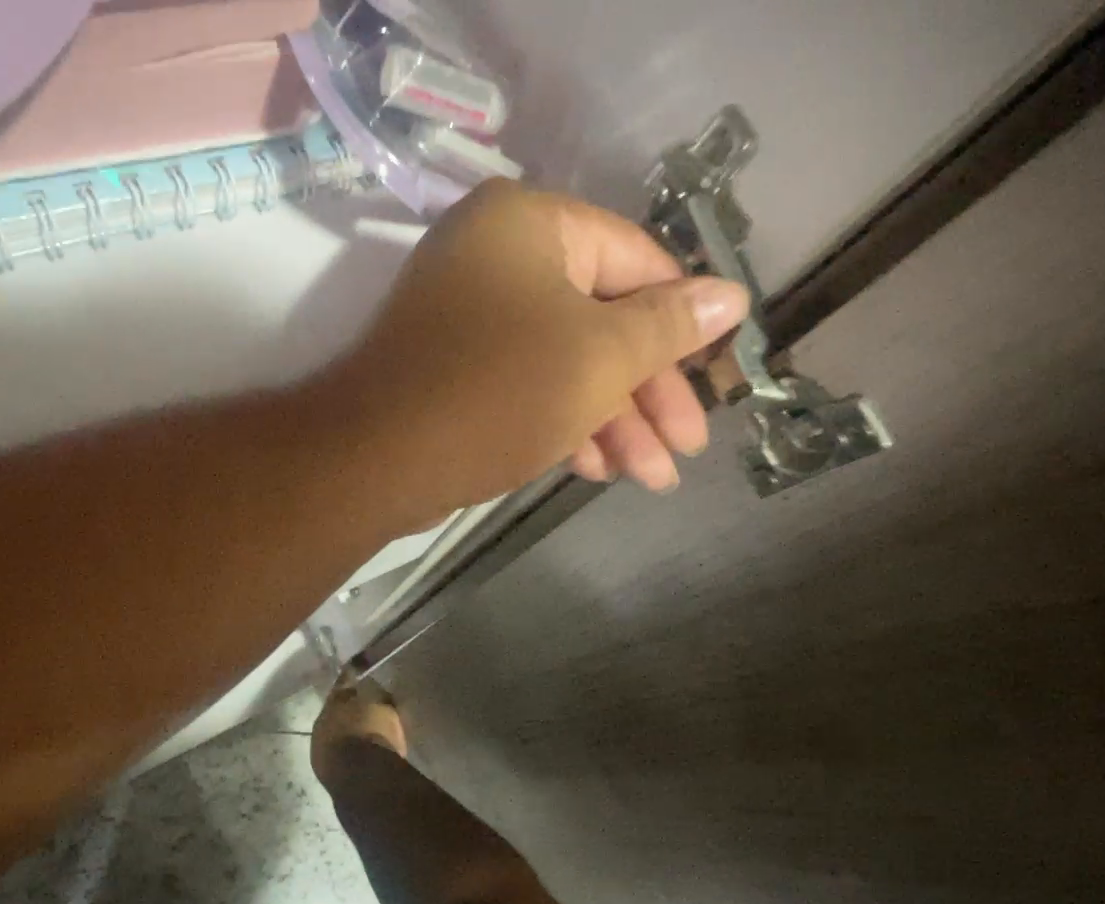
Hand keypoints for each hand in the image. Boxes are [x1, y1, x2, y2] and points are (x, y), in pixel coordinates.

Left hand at [322, 180, 748, 524]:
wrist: (373, 460)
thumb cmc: (497, 392)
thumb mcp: (599, 357)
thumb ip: (668, 325)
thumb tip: (731, 295)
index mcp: (532, 224)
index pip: (637, 259)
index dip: (684, 321)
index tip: (716, 377)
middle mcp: (498, 254)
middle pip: (602, 315)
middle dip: (648, 391)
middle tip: (686, 448)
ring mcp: (470, 312)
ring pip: (566, 357)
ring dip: (613, 419)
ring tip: (652, 478)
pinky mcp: (454, 365)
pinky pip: (526, 381)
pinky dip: (564, 420)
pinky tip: (595, 469)